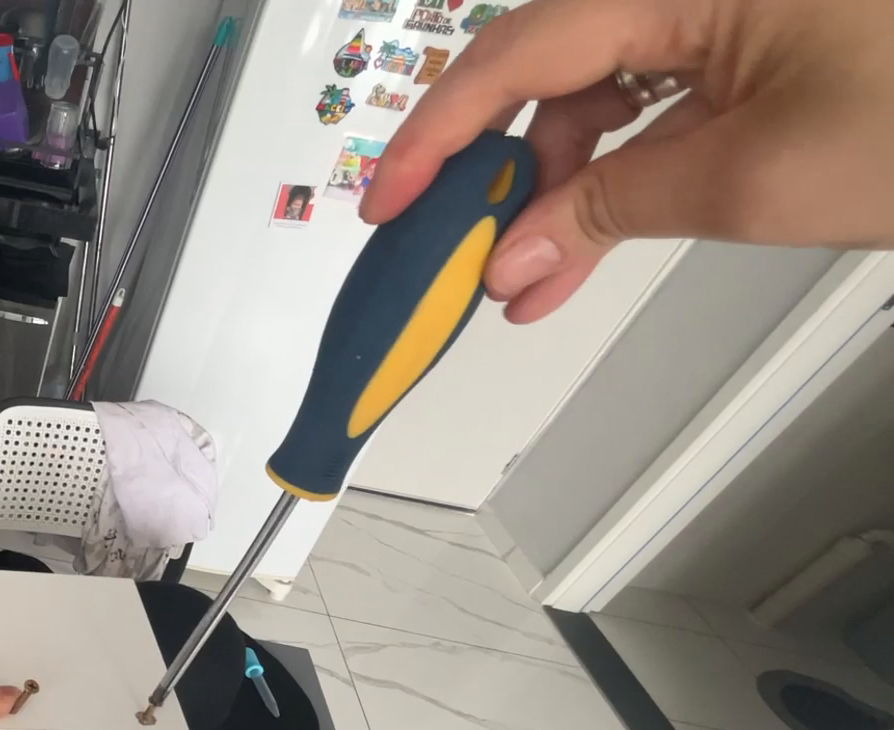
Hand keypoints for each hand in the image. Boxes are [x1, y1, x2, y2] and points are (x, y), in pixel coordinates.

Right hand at [361, 0, 893, 323]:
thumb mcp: (757, 175)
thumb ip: (605, 213)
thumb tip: (507, 265)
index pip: (516, 54)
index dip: (433, 139)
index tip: (382, 208)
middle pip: (548, 73)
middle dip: (494, 178)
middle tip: (449, 257)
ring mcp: (735, 1)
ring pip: (597, 98)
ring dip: (555, 196)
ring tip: (526, 283)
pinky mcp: (766, 28)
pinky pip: (654, 106)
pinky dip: (616, 180)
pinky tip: (582, 249)